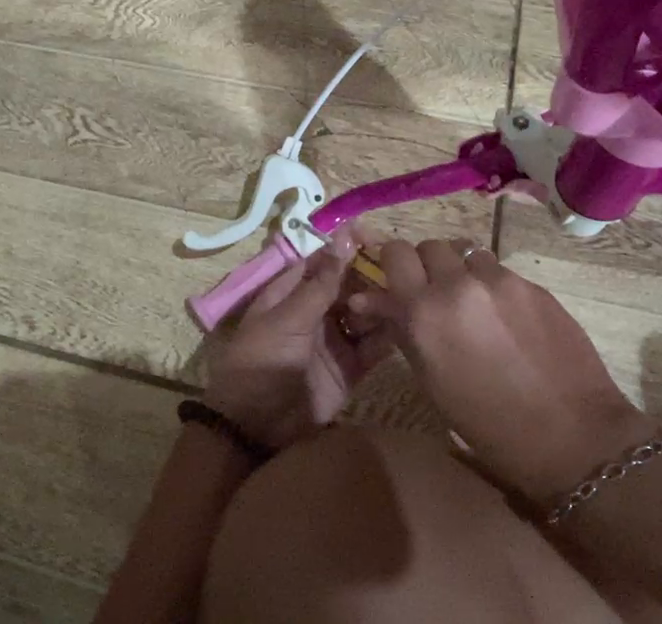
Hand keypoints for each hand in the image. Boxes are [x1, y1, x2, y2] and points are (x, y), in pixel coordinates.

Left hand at [202, 229, 393, 449]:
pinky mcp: (349, 368)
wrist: (255, 427)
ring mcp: (333, 340)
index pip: (323, 261)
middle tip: (399, 271)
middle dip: (371, 277)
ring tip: (400, 300)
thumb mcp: (288, 319)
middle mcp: (315, 312)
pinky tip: (406, 325)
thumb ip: (321, 283)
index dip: (347, 247)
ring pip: (365, 313)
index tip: (376, 235)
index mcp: (291, 293)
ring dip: (381, 306)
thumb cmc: (262, 362)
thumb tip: (343, 238)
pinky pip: (373, 346)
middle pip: (349, 286)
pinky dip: (388, 335)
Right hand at [349, 238, 654, 500]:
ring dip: (461, 271)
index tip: (398, 282)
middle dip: (427, 266)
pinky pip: (500, 271)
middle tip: (435, 295)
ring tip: (473, 304)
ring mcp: (500, 281)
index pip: (395, 253)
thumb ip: (400, 329)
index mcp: (423, 312)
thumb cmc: (487, 424)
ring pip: (467, 253)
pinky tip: (507, 319)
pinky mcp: (533, 285)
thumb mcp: (430, 379)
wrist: (571, 436)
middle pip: (430, 246)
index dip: (394, 265)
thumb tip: (364, 300)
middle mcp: (457, 285)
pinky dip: (493, 286)